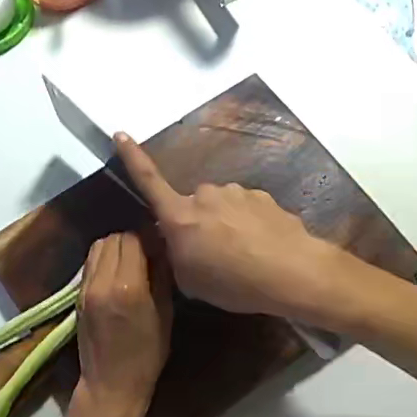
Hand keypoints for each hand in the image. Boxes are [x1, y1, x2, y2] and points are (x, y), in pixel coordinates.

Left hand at [75, 232, 171, 416]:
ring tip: (134, 260)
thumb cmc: (147, 354)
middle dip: (133, 239)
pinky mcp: (77, 292)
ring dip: (117, 246)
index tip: (161, 241)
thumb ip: (161, 276)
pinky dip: (105, 258)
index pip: (133, 239)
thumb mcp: (165, 314)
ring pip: (99, 246)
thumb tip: (162, 246)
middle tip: (149, 250)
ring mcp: (86, 286)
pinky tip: (119, 271)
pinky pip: (91, 262)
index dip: (148, 236)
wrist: (110, 382)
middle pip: (114, 238)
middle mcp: (102, 281)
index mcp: (127, 287)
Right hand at [114, 133, 365, 322]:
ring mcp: (236, 193)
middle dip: (196, 221)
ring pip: (220, 206)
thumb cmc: (234, 282)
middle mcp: (204, 196)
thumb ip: (175, 255)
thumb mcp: (189, 280)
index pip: (148, 180)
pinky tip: (262, 248)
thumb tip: (175, 243)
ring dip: (224, 224)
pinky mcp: (263, 197)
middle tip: (211, 254)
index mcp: (179, 216)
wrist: (295, 274)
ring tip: (242, 255)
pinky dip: (249, 226)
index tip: (121, 134)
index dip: (132, 157)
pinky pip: (246, 209)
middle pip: (191, 204)